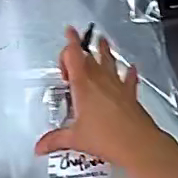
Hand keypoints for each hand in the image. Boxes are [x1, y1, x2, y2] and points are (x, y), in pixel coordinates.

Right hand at [34, 26, 177, 174]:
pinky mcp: (130, 93)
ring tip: (103, 41)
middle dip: (82, 48)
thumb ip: (55, 140)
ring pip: (109, 60)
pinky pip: (129, 77)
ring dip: (105, 50)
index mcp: (83, 84)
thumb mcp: (75, 139)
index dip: (70, 41)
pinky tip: (132, 68)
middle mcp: (100, 79)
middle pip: (90, 55)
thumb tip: (41, 146)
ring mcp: (117, 84)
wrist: (136, 143)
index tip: (69, 31)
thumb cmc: (106, 137)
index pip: (74, 54)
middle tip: (76, 48)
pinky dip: (129, 72)